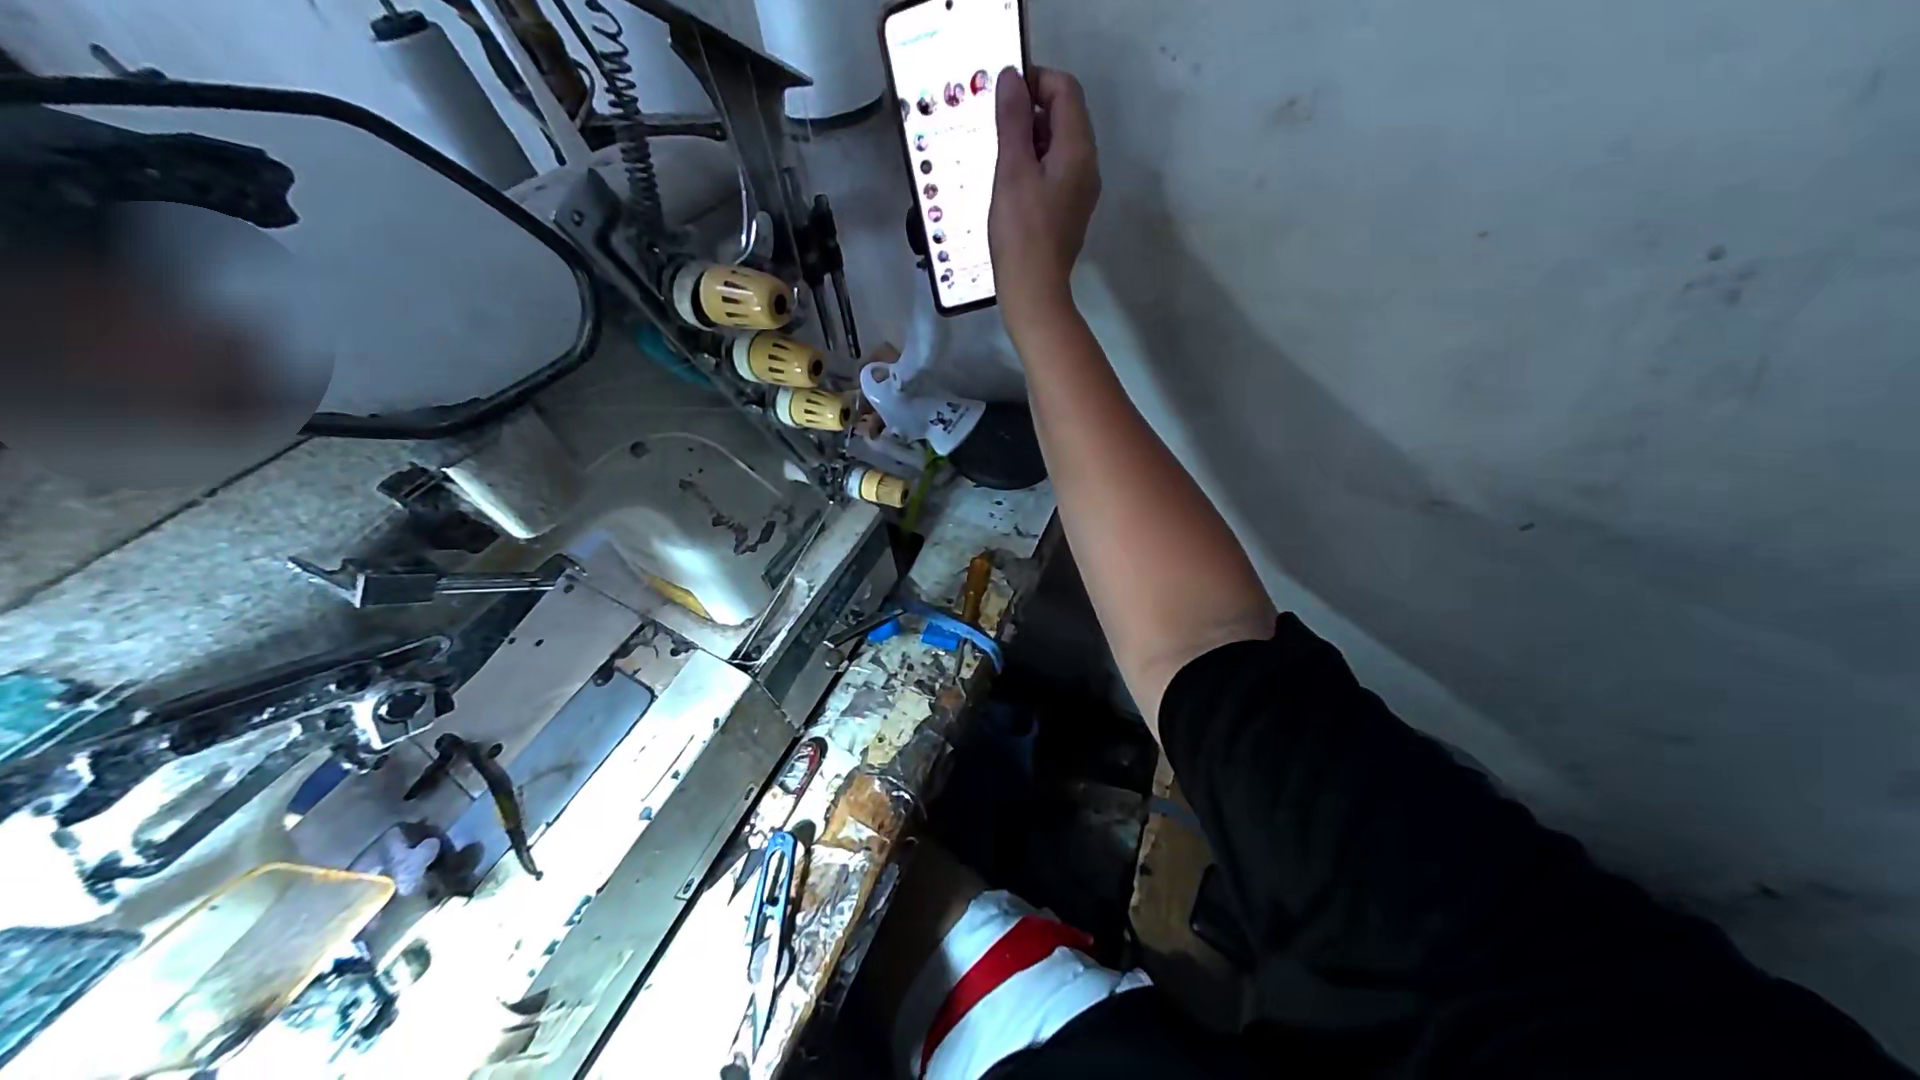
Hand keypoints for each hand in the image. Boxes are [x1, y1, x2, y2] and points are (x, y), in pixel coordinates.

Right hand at [989, 66, 1099, 324]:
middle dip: (1030, 110)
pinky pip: (1056, 171)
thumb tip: (1011, 77)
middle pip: (1065, 116)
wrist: (1034, 291)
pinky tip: (1010, 183)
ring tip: (998, 155)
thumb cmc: (1021, 232)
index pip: (1065, 90)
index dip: (1035, 81)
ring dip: (1029, 139)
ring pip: (1058, 145)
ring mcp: (1081, 190)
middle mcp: (1087, 165)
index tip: (1002, 93)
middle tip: (994, 125)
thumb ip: (1012, 121)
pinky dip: (1034, 164)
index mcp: (1078, 150)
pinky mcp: (1069, 210)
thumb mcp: (1012, 171)